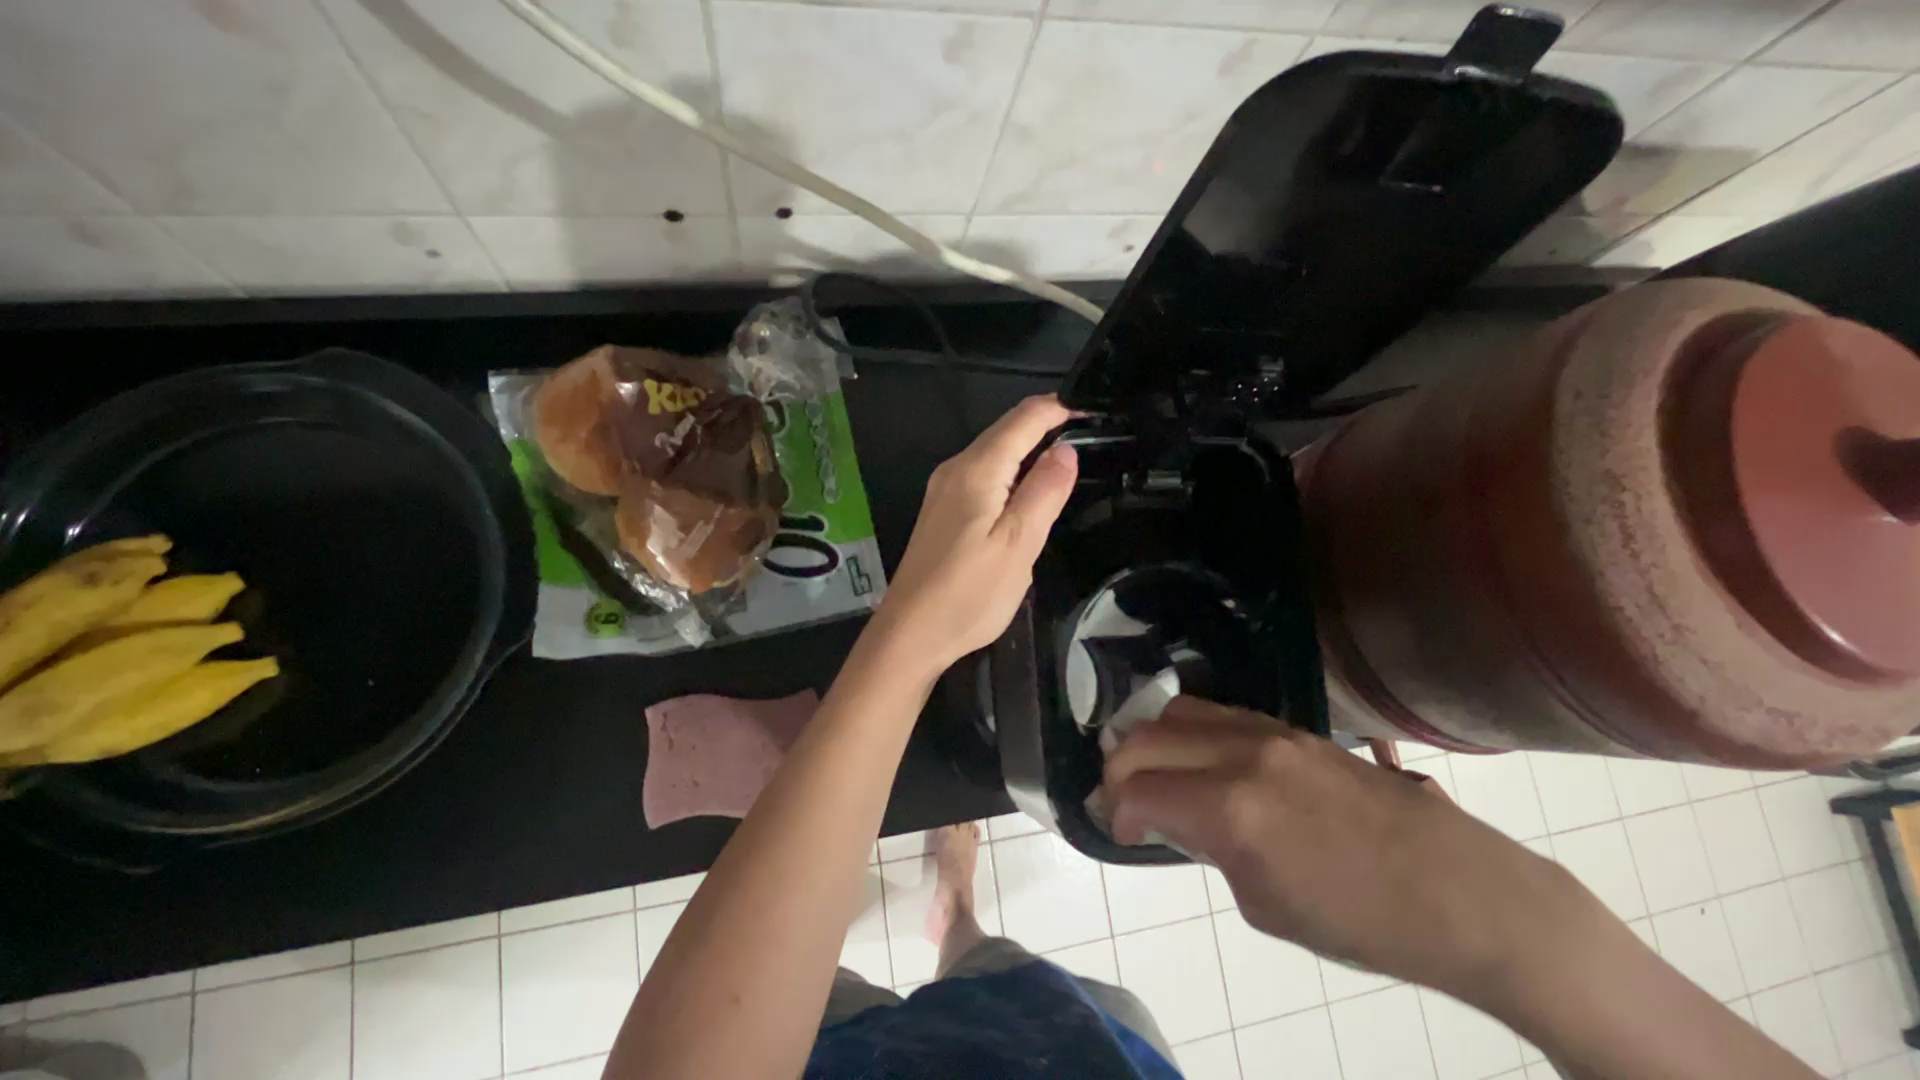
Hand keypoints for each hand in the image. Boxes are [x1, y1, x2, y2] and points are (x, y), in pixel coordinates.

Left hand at [876, 396, 1077, 673]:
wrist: (910, 633)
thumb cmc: (968, 593)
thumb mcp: (1019, 544)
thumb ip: (1044, 492)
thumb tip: (1067, 449)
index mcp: (977, 469)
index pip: (1024, 418)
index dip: (1060, 408)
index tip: (1097, 411)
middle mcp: (956, 468)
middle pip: (1007, 429)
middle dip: (1048, 423)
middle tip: (1094, 432)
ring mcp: (944, 489)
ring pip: (994, 451)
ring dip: (1030, 447)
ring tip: (1071, 456)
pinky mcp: (942, 511)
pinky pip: (983, 473)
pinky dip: (1012, 470)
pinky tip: (1030, 489)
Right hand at [1104, 697, 1595, 1003]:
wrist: (1465, 894)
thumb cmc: (1363, 924)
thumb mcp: (1265, 906)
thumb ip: (1209, 850)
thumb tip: (1175, 821)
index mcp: (1232, 809)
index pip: (1137, 790)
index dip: (1116, 814)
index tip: (1122, 834)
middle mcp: (1244, 754)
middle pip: (1146, 737)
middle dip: (1119, 771)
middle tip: (1126, 806)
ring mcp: (1275, 733)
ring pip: (1181, 711)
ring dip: (1154, 742)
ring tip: (1160, 778)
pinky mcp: (1300, 730)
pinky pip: (1223, 715)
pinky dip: (1194, 734)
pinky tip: (1208, 768)